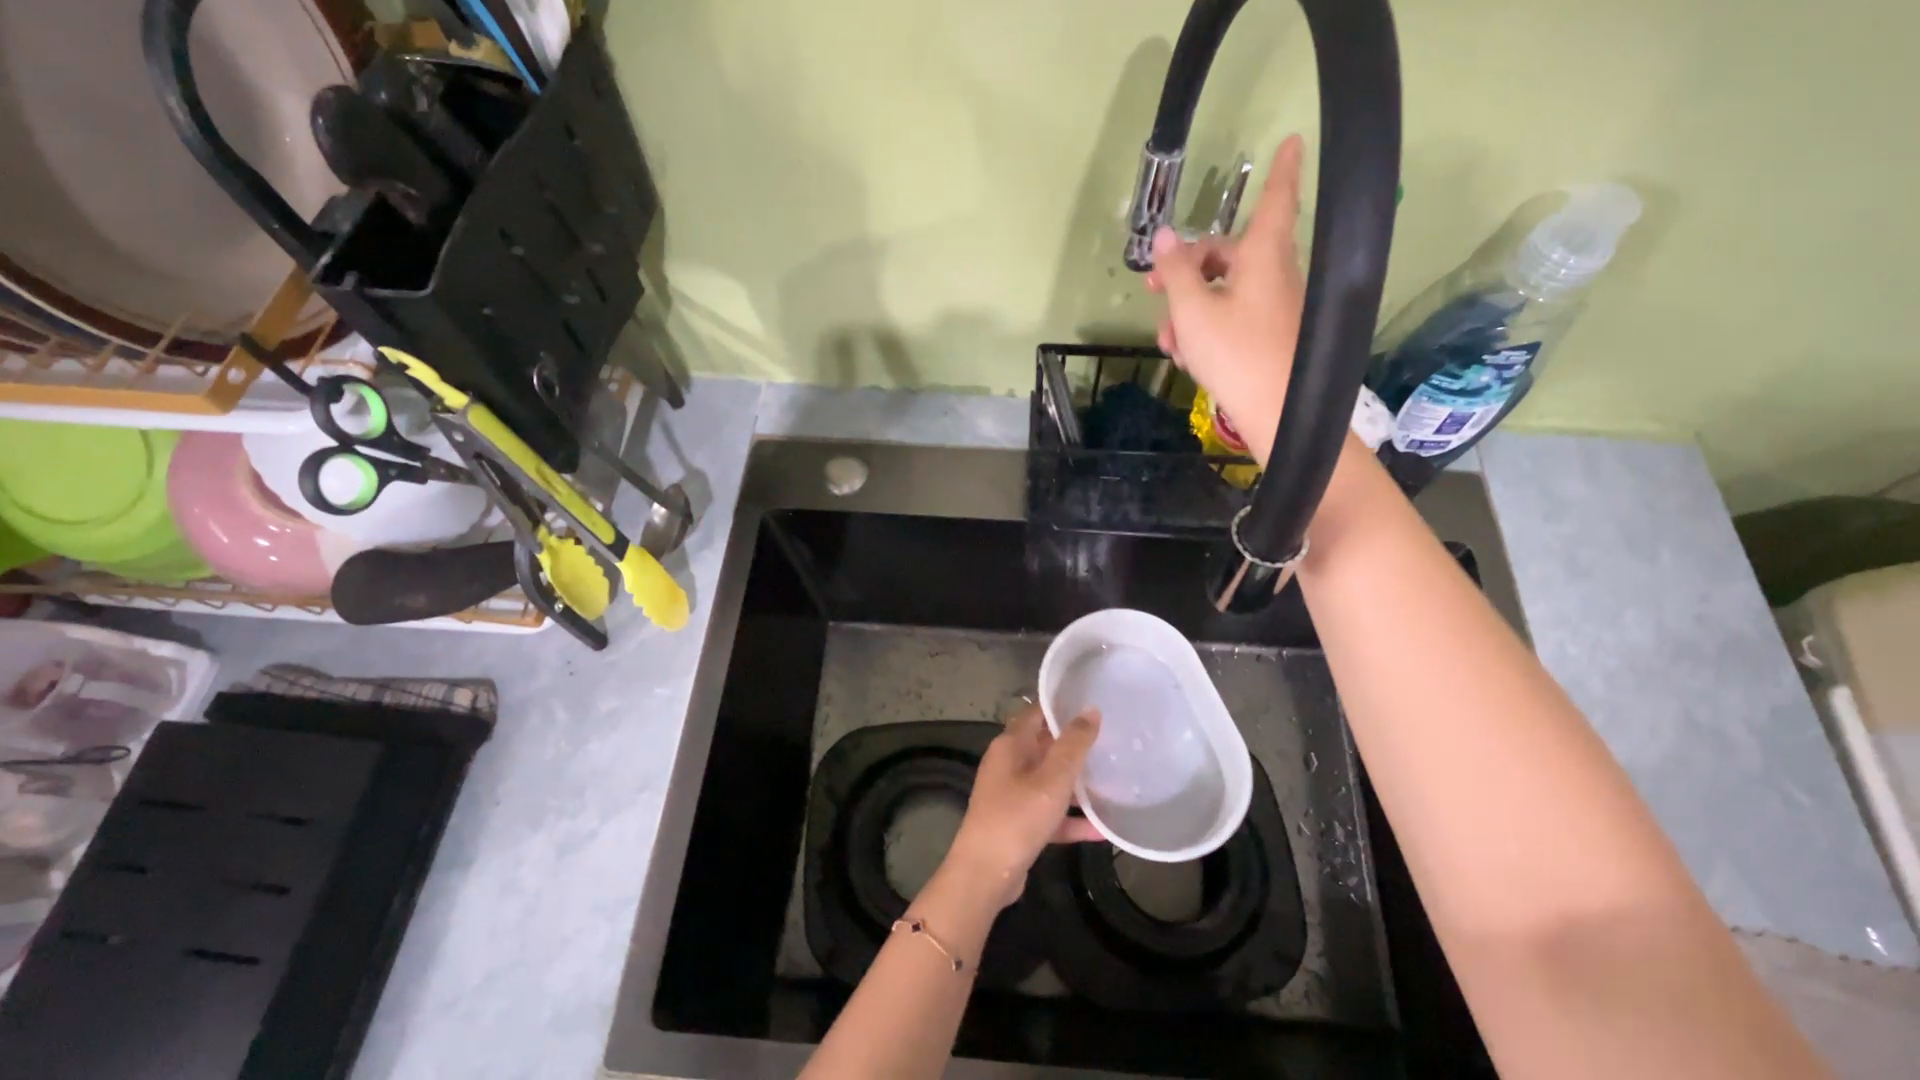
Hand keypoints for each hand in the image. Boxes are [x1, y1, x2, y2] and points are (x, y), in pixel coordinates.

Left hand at [947, 704, 1102, 908]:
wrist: (986, 873)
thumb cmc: (1018, 816)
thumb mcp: (1053, 778)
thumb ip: (1074, 744)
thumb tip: (1090, 711)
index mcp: (1011, 746)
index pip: (1036, 713)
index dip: (1062, 705)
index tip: (1093, 703)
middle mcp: (1008, 766)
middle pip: (1045, 747)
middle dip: (1075, 746)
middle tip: (1112, 741)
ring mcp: (1011, 796)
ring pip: (1049, 782)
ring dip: (1077, 785)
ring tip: (1113, 781)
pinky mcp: (1018, 825)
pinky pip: (1050, 815)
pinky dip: (1071, 820)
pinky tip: (1102, 829)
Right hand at [1145, 135, 1307, 466]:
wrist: (1280, 413)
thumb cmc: (1236, 354)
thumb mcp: (1192, 312)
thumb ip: (1175, 271)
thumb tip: (1165, 236)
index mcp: (1263, 256)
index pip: (1276, 199)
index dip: (1282, 169)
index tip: (1293, 139)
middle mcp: (1275, 273)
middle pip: (1227, 253)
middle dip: (1187, 269)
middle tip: (1152, 290)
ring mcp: (1277, 305)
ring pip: (1225, 290)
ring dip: (1190, 308)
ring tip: (1169, 341)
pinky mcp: (1274, 334)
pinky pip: (1234, 316)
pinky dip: (1208, 327)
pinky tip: (1187, 356)